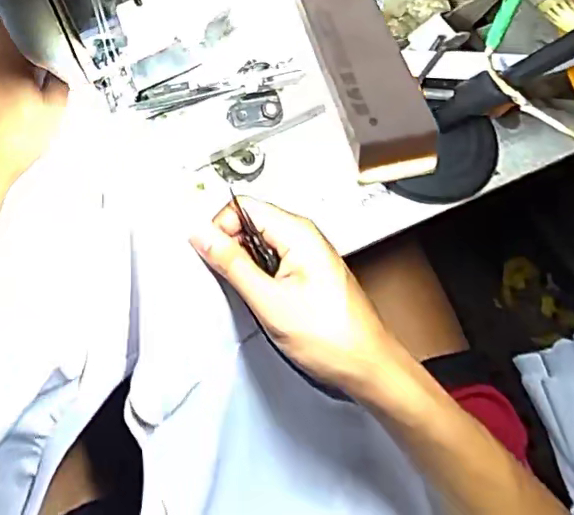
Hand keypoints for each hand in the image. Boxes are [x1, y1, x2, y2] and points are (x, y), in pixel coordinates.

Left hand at [0, 25, 67, 205]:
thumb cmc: (8, 142)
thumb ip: (62, 76)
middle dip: (37, 37)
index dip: (45, 14)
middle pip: (12, 31)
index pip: (23, 14)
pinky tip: (24, 93)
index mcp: (3, 51)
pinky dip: (10, 73)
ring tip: (43, 74)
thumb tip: (66, 64)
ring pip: (3, 51)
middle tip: (57, 49)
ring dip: (23, 57)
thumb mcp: (54, 106)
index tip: (60, 20)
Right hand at [190, 198, 406, 394]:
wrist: (370, 368)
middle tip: (234, 281)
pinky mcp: (306, 270)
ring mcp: (306, 252)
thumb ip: (232, 264)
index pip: (242, 206)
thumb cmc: (335, 338)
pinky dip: (260, 277)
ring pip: (258, 243)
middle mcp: (303, 235)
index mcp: (297, 231)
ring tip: (256, 295)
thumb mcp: (269, 301)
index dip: (220, 228)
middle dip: (232, 248)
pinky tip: (267, 300)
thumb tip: (204, 235)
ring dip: (246, 265)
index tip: (211, 253)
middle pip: (249, 222)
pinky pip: (271, 260)